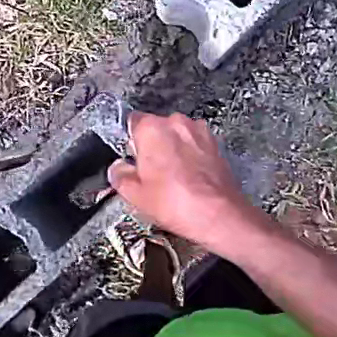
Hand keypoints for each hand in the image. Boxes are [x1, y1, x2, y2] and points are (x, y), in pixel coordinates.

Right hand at [107, 112, 271, 256]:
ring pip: (176, 137)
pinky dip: (190, 157)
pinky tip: (188, 180)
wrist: (219, 215)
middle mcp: (176, 123)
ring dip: (172, 151)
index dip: (128, 142)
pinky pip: (194, 146)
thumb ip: (119, 175)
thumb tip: (117, 169)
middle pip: (155, 129)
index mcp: (151, 129)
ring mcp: (198, 132)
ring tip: (171, 180)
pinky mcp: (214, 144)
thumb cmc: (178, 203)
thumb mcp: (135, 195)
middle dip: (151, 147)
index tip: (129, 158)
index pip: (131, 122)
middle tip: (149, 174)